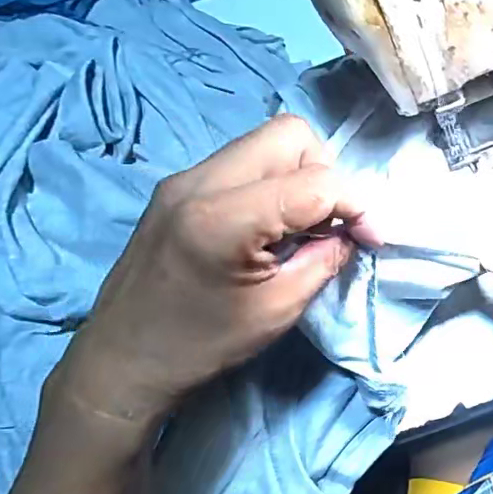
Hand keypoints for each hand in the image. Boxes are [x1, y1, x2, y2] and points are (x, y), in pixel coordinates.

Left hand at [50, 115, 364, 423]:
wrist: (123, 359)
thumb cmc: (203, 345)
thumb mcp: (279, 310)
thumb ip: (324, 259)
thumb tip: (353, 230)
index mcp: (224, 217)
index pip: (315, 180)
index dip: (355, 205)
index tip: (369, 239)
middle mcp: (201, 180)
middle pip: (291, 135)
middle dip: (325, 174)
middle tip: (326, 223)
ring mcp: (185, 177)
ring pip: (266, 141)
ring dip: (298, 175)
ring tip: (299, 226)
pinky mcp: (178, 186)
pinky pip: (242, 161)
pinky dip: (271, 182)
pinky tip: (268, 225)